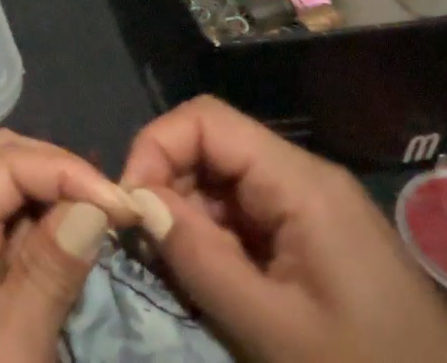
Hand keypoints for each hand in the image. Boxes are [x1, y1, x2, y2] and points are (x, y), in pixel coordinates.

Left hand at [0, 129, 137, 362]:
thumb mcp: (10, 347)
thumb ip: (49, 270)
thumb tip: (96, 202)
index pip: (3, 165)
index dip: (64, 170)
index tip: (123, 205)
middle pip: (3, 165)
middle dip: (62, 174)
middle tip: (117, 211)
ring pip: (13, 194)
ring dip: (62, 198)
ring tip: (110, 224)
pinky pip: (17, 233)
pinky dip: (54, 230)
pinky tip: (85, 245)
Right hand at [120, 97, 446, 362]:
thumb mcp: (269, 327)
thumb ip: (197, 256)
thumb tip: (135, 199)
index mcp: (301, 183)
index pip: (206, 120)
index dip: (155, 148)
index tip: (128, 207)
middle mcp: (307, 180)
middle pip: (214, 147)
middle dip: (167, 187)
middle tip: (147, 250)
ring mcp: (315, 210)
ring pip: (225, 184)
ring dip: (189, 220)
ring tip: (179, 277)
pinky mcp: (318, 241)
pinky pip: (249, 218)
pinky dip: (217, 242)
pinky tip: (213, 287)